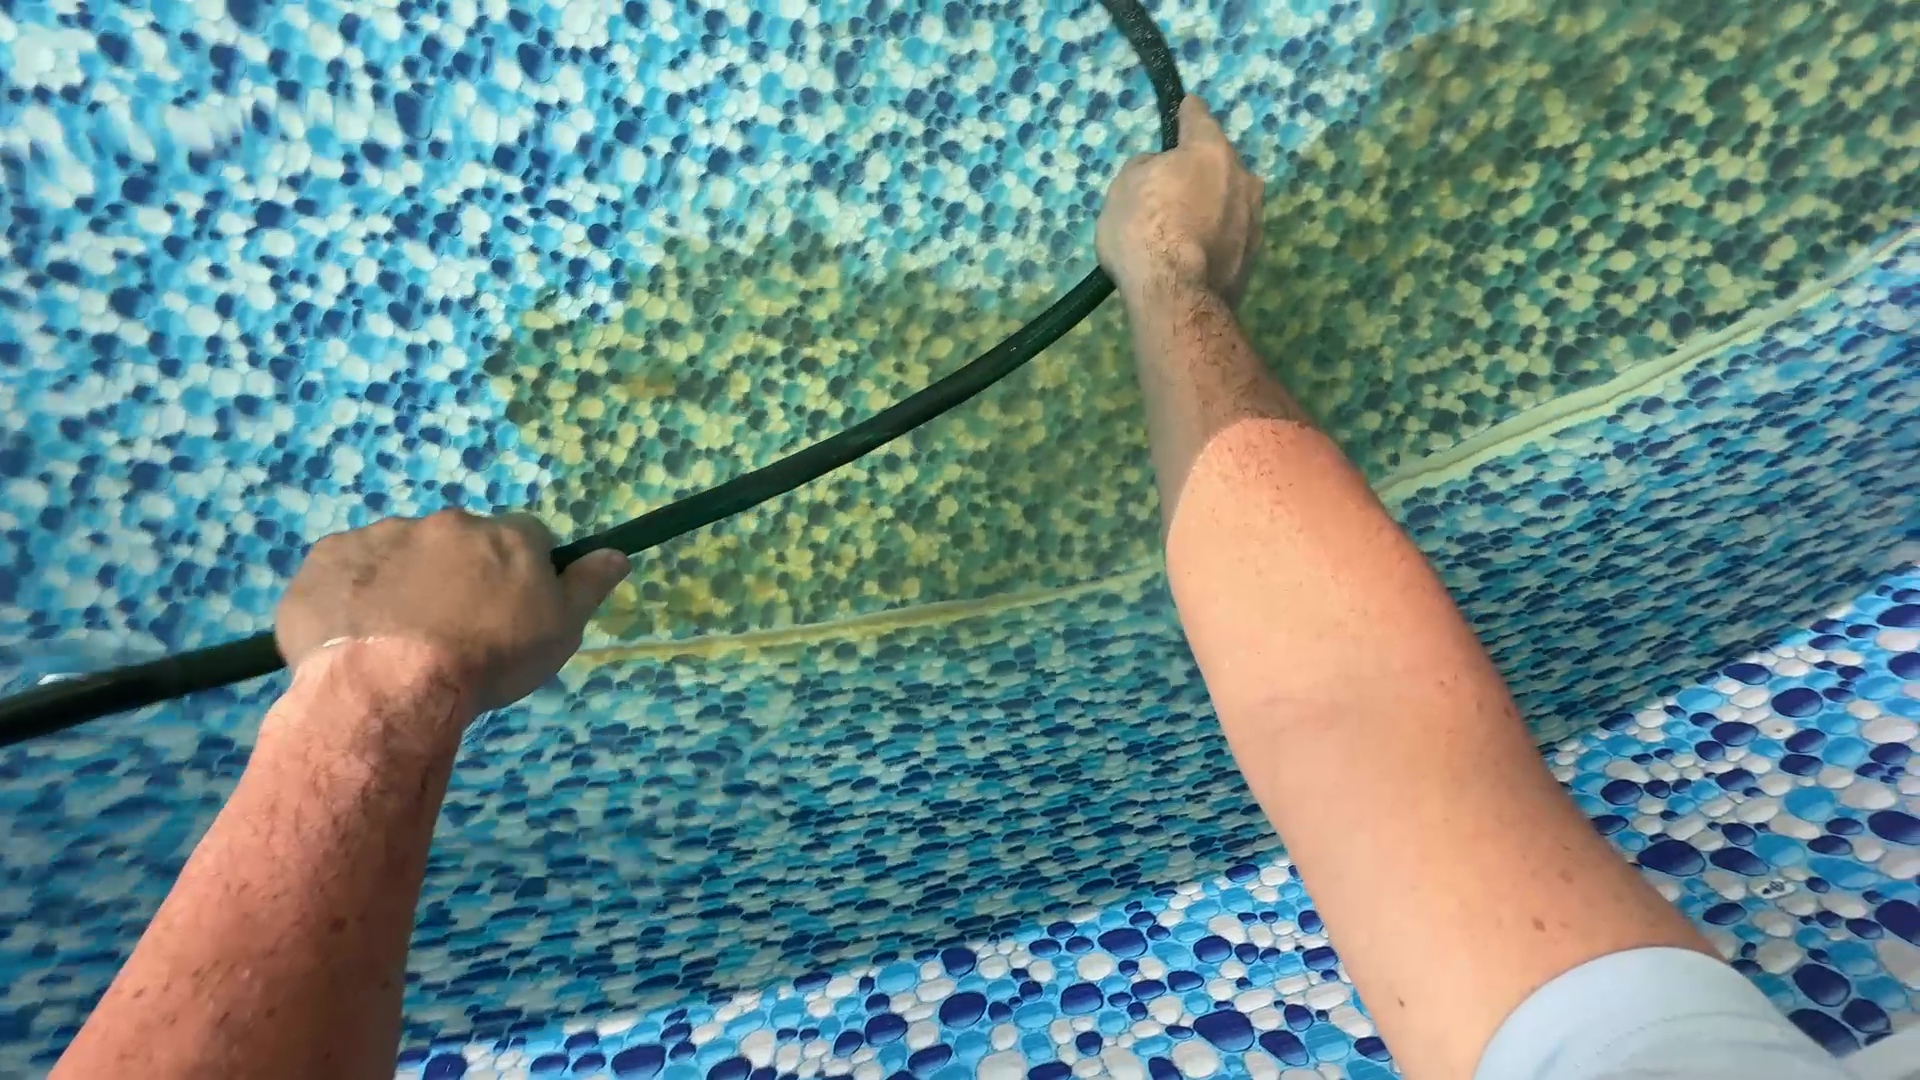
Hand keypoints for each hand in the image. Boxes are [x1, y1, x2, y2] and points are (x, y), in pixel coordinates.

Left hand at [275, 511, 630, 714]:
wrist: (388, 687)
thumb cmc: (491, 658)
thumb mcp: (562, 628)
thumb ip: (589, 584)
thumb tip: (617, 553)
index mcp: (509, 535)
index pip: (530, 536)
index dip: (525, 570)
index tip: (515, 606)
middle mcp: (450, 522)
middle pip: (466, 541)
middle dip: (465, 571)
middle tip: (459, 625)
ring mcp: (383, 536)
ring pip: (407, 550)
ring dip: (411, 577)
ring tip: (404, 633)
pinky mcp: (326, 558)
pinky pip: (351, 564)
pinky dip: (359, 588)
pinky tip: (361, 628)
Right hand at [1096, 96, 1263, 306]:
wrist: (1175, 295)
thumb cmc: (1143, 231)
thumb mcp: (1124, 188)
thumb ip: (1144, 169)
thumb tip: (1157, 170)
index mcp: (1210, 150)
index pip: (1198, 119)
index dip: (1187, 114)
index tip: (1186, 108)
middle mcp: (1242, 178)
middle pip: (1221, 165)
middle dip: (1202, 173)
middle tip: (1178, 191)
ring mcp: (1254, 220)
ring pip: (1231, 203)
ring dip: (1214, 209)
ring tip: (1189, 231)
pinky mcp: (1253, 259)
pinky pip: (1231, 239)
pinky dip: (1216, 242)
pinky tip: (1197, 258)